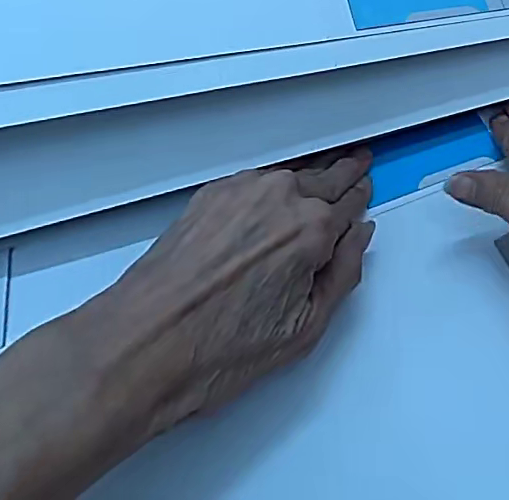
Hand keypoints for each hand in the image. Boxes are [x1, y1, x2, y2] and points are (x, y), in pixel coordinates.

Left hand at [82, 149, 375, 433]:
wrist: (143, 342)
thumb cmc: (216, 348)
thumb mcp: (303, 330)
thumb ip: (344, 274)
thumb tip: (358, 238)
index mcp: (312, 229)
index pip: (351, 202)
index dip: (360, 196)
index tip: (364, 189)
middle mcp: (282, 197)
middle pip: (326, 176)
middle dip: (345, 170)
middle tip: (358, 160)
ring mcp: (245, 190)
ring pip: (292, 173)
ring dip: (311, 171)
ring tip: (324, 169)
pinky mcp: (214, 192)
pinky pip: (258, 179)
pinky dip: (274, 181)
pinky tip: (278, 189)